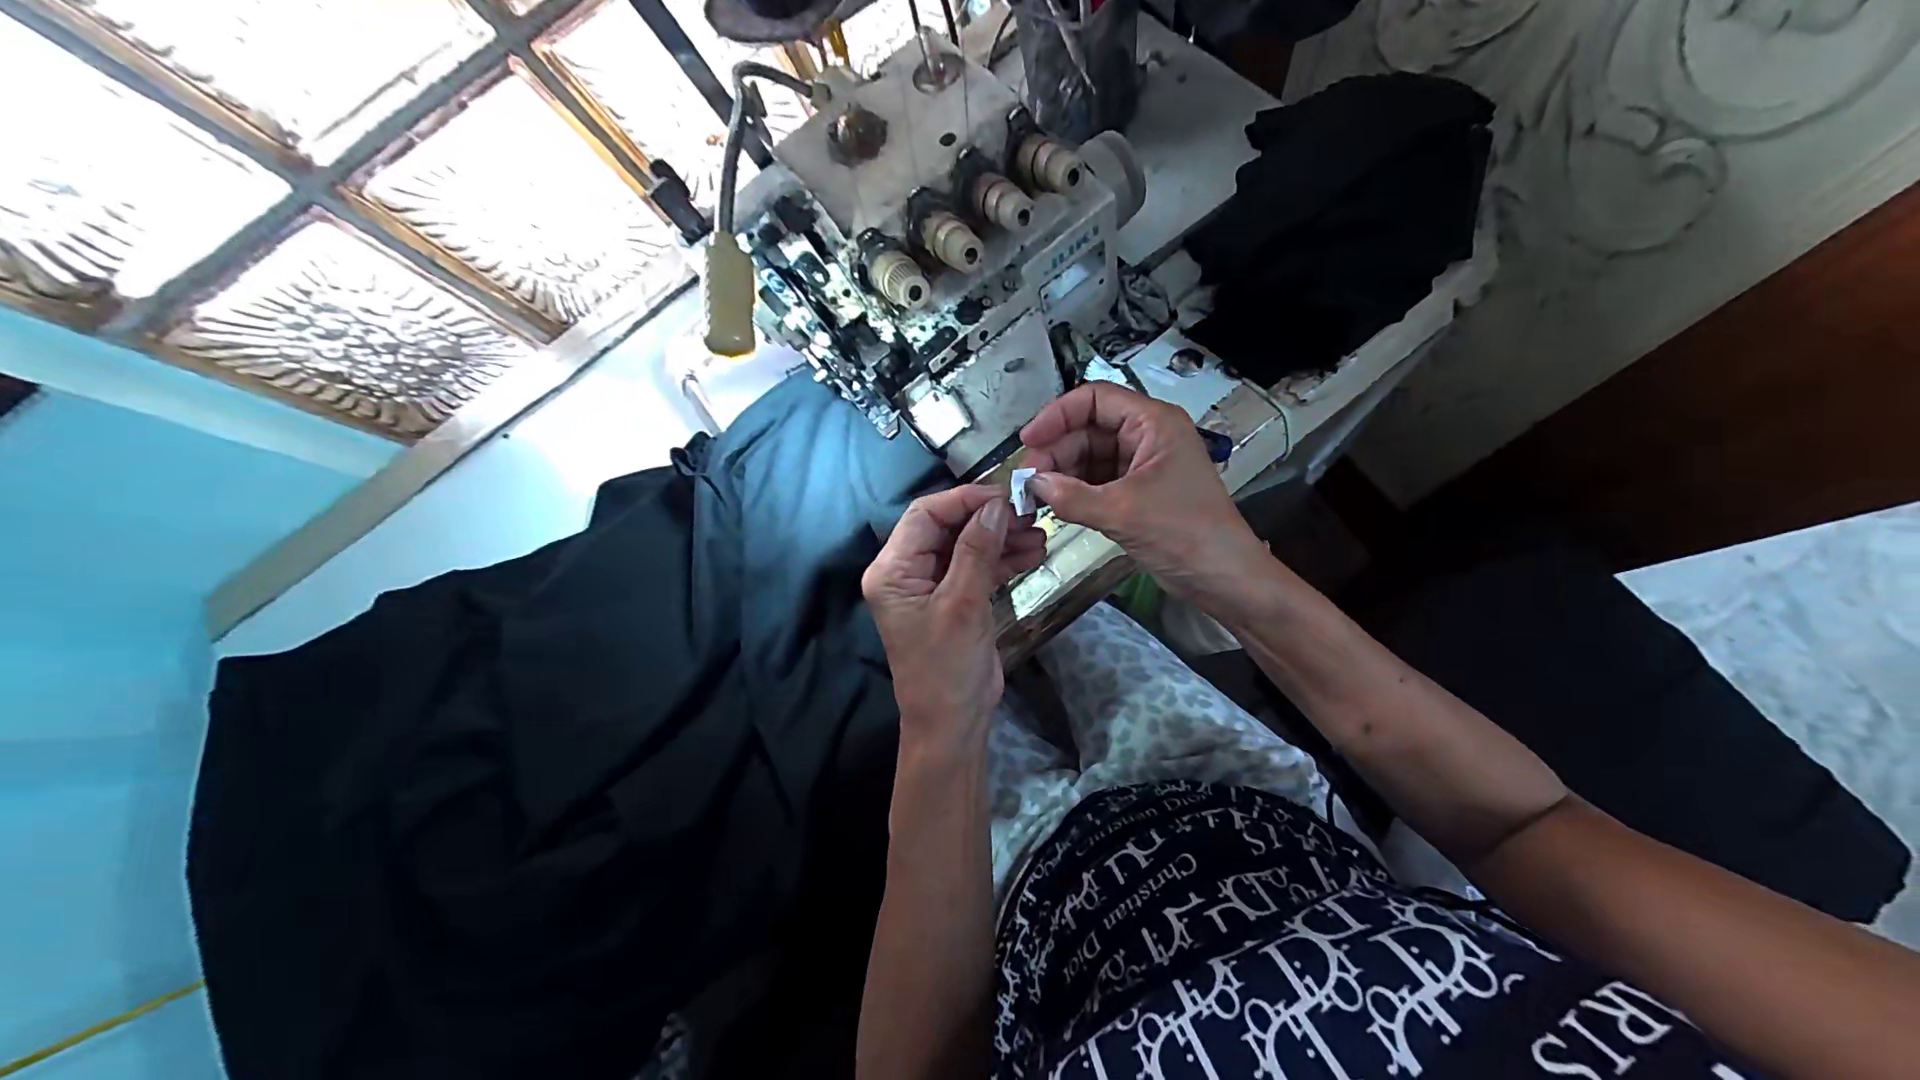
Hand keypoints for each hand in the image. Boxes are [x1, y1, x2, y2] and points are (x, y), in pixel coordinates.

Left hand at [862, 485, 1047, 748]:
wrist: (953, 724)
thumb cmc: (947, 669)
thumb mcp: (962, 606)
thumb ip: (977, 552)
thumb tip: (995, 505)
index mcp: (893, 570)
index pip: (925, 515)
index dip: (965, 500)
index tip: (1005, 497)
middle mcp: (907, 572)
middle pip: (948, 527)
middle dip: (988, 518)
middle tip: (1029, 515)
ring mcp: (931, 585)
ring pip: (967, 545)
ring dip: (1002, 538)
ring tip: (1039, 535)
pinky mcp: (954, 599)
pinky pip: (977, 567)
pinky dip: (1003, 559)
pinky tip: (1033, 554)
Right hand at [1020, 382, 1271, 611]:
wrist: (1222, 577)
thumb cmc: (1185, 533)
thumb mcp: (1122, 512)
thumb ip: (1071, 496)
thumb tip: (1032, 485)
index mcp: (1153, 423)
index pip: (1095, 399)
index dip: (1057, 415)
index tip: (1029, 440)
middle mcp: (1147, 436)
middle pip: (1088, 428)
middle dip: (1055, 451)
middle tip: (1028, 480)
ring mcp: (1142, 465)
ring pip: (1089, 456)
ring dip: (1061, 472)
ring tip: (1035, 494)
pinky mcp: (1137, 491)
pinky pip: (1096, 480)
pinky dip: (1074, 490)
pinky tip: (1054, 503)